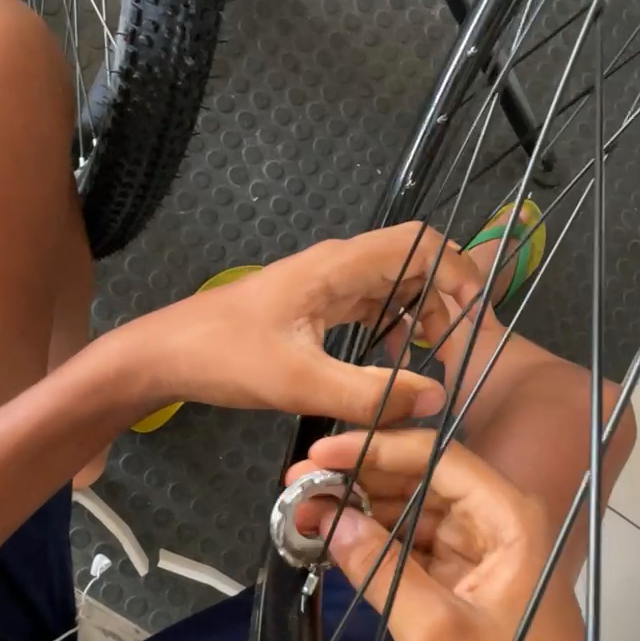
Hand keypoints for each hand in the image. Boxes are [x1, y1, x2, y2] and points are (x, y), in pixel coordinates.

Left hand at [125, 222, 483, 424]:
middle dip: (444, 298)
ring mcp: (327, 285)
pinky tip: (394, 359)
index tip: (473, 318)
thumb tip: (435, 398)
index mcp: (339, 267)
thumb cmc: (226, 358)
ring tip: (433, 359)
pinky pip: (372, 305)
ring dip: (421, 314)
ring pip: (394, 285)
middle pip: (414, 262)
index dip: (456, 270)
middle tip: (457, 349)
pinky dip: (394, 326)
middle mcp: (339, 267)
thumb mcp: (298, 381)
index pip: (418, 242)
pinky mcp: (317, 306)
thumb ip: (368, 392)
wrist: (166, 354)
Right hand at [286, 429, 593, 640]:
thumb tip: (325, 518)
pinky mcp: (465, 574)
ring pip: (413, 509)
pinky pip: (415, 543)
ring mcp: (481, 546)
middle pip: (422, 478)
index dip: (376, 448)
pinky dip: (376, 541)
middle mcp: (496, 518)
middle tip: (298, 482)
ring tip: (305, 508)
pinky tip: (334, 538)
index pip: (437, 457)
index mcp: (508, 516)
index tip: (320, 451)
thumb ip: (379, 570)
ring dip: (363, 508)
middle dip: (360, 478)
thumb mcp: (435, 633)